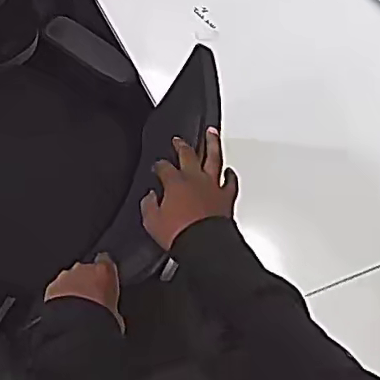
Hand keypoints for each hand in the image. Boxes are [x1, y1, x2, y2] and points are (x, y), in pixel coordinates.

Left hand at [45, 253, 122, 329]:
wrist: (78, 326)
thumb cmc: (102, 319)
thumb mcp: (116, 313)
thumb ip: (111, 303)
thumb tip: (111, 312)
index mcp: (104, 270)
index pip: (105, 261)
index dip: (103, 272)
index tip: (103, 282)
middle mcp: (84, 268)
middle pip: (84, 270)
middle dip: (85, 282)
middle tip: (88, 302)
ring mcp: (65, 276)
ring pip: (68, 279)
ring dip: (70, 289)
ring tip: (74, 309)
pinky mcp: (52, 287)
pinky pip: (55, 290)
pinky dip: (57, 298)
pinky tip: (61, 313)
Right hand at [142, 128, 238, 249]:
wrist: (205, 246)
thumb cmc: (180, 234)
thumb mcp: (153, 222)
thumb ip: (149, 206)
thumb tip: (150, 197)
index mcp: (175, 183)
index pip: (164, 167)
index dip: (159, 165)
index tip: (157, 166)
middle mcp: (194, 179)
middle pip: (188, 154)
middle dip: (182, 145)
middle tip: (178, 140)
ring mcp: (212, 186)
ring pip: (214, 158)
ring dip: (212, 144)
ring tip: (212, 133)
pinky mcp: (226, 198)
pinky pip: (230, 182)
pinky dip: (230, 175)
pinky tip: (229, 170)